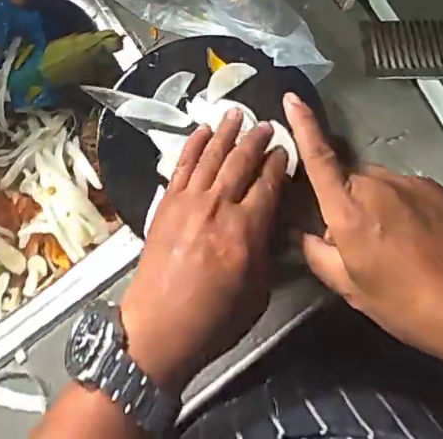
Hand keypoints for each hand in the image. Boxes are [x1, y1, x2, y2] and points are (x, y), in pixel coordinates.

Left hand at [119, 107, 289, 391]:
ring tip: (237, 114)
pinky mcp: (168, 202)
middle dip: (256, 141)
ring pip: (211, 155)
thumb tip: (270, 221)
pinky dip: (193, 144)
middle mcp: (217, 207)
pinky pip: (183, 164)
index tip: (284, 150)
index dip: (278, 164)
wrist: (159, 327)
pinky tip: (203, 130)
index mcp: (244, 231)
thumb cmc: (213, 319)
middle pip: (240, 162)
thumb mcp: (256, 292)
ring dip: (226, 132)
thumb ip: (265, 250)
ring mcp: (189, 200)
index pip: (267, 185)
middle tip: (266, 126)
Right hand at [283, 92, 442, 367]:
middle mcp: (374, 185)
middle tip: (357, 242)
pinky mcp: (431, 187)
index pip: (318, 157)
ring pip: (374, 185)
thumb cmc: (406, 304)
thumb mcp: (352, 290)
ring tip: (391, 245)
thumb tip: (306, 236)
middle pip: (346, 179)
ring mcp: (405, 183)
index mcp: (347, 208)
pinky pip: (400, 189)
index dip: (302, 125)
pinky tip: (413, 237)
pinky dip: (398, 206)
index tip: (292, 98)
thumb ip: (319, 256)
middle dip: (344, 201)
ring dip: (372, 204)